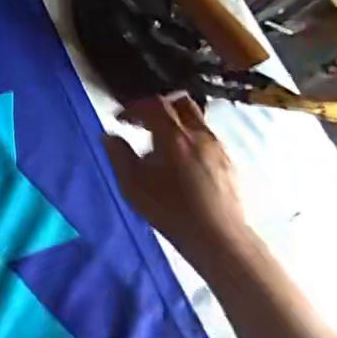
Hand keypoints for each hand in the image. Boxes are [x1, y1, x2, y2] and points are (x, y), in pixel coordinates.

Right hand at [102, 95, 259, 268]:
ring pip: (196, 120)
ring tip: (160, 144)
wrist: (215, 234)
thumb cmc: (168, 208)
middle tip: (141, 123)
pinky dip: (189, 139)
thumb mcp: (132, 184)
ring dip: (175, 123)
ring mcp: (217, 147)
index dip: (134, 107)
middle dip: (158, 107)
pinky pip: (206, 138)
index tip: (120, 118)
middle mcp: (199, 134)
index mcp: (174, 136)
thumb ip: (118, 155)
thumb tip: (108, 136)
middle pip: (180, 103)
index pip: (154, 105)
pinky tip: (181, 163)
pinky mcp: (228, 162)